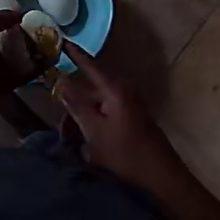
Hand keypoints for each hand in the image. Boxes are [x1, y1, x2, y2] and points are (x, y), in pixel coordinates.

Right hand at [57, 40, 188, 191]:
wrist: (162, 178)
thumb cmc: (126, 154)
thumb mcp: (94, 131)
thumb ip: (76, 105)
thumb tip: (61, 83)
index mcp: (115, 90)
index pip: (91, 66)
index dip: (76, 54)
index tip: (63, 41)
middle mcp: (125, 92)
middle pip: (93, 86)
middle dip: (74, 96)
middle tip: (58, 108)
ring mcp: (131, 105)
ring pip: (99, 100)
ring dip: (84, 111)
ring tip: (69, 130)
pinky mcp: (134, 118)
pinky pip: (108, 110)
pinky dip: (94, 117)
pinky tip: (85, 134)